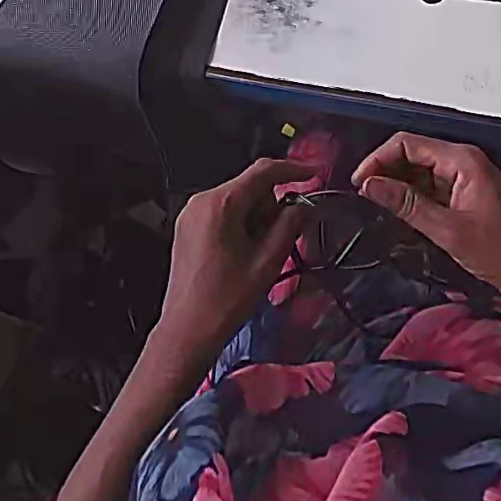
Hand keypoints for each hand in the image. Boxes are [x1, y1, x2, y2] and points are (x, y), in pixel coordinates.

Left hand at [154, 158, 313, 358]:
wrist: (187, 332)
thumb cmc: (226, 300)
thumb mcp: (268, 261)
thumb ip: (291, 225)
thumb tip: (305, 206)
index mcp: (221, 203)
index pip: (263, 171)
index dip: (293, 169)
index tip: (313, 173)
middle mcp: (202, 201)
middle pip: (250, 186)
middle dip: (270, 206)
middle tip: (276, 239)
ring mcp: (192, 212)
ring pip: (238, 198)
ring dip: (255, 217)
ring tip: (256, 252)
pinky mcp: (188, 226)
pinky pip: (223, 210)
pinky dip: (240, 222)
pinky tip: (242, 251)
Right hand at [354, 133, 500, 311]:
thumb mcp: (448, 230)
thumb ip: (406, 204)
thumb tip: (371, 185)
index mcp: (462, 160)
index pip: (407, 144)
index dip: (378, 159)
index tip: (360, 181)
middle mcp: (463, 162)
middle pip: (413, 154)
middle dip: (386, 170)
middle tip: (365, 194)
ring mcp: (465, 178)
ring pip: (420, 171)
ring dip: (398, 184)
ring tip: (378, 204)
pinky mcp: (466, 196)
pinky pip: (432, 187)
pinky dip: (413, 196)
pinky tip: (400, 211)